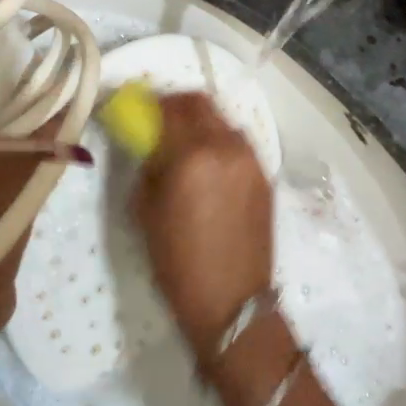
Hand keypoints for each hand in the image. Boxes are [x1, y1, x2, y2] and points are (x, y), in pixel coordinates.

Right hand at [131, 92, 273, 354]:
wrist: (232, 303)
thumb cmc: (178, 263)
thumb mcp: (146, 212)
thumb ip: (148, 167)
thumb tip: (150, 144)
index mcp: (192, 155)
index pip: (171, 107)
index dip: (152, 102)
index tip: (140, 108)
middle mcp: (226, 147)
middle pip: (201, 103)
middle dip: (178, 105)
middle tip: (161, 119)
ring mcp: (251, 159)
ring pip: (223, 121)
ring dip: (202, 122)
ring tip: (187, 145)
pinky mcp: (265, 175)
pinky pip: (239, 144)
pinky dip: (221, 142)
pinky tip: (210, 166)